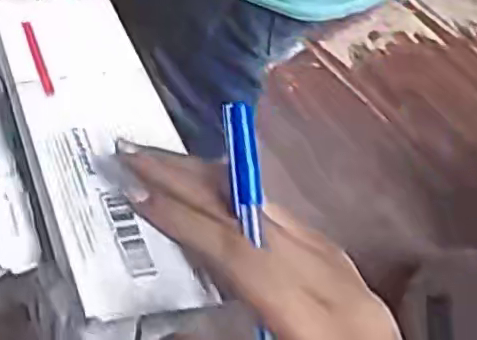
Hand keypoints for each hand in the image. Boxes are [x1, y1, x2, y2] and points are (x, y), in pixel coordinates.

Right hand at [118, 145, 400, 339]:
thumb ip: (219, 332)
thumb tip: (166, 313)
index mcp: (323, 324)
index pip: (239, 252)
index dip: (183, 220)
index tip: (134, 194)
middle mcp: (339, 286)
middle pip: (246, 212)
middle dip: (182, 178)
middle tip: (131, 154)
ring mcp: (345, 270)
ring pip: (260, 202)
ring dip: (201, 177)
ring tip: (155, 162)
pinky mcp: (342, 265)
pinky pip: (276, 217)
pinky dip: (230, 197)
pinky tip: (200, 190)